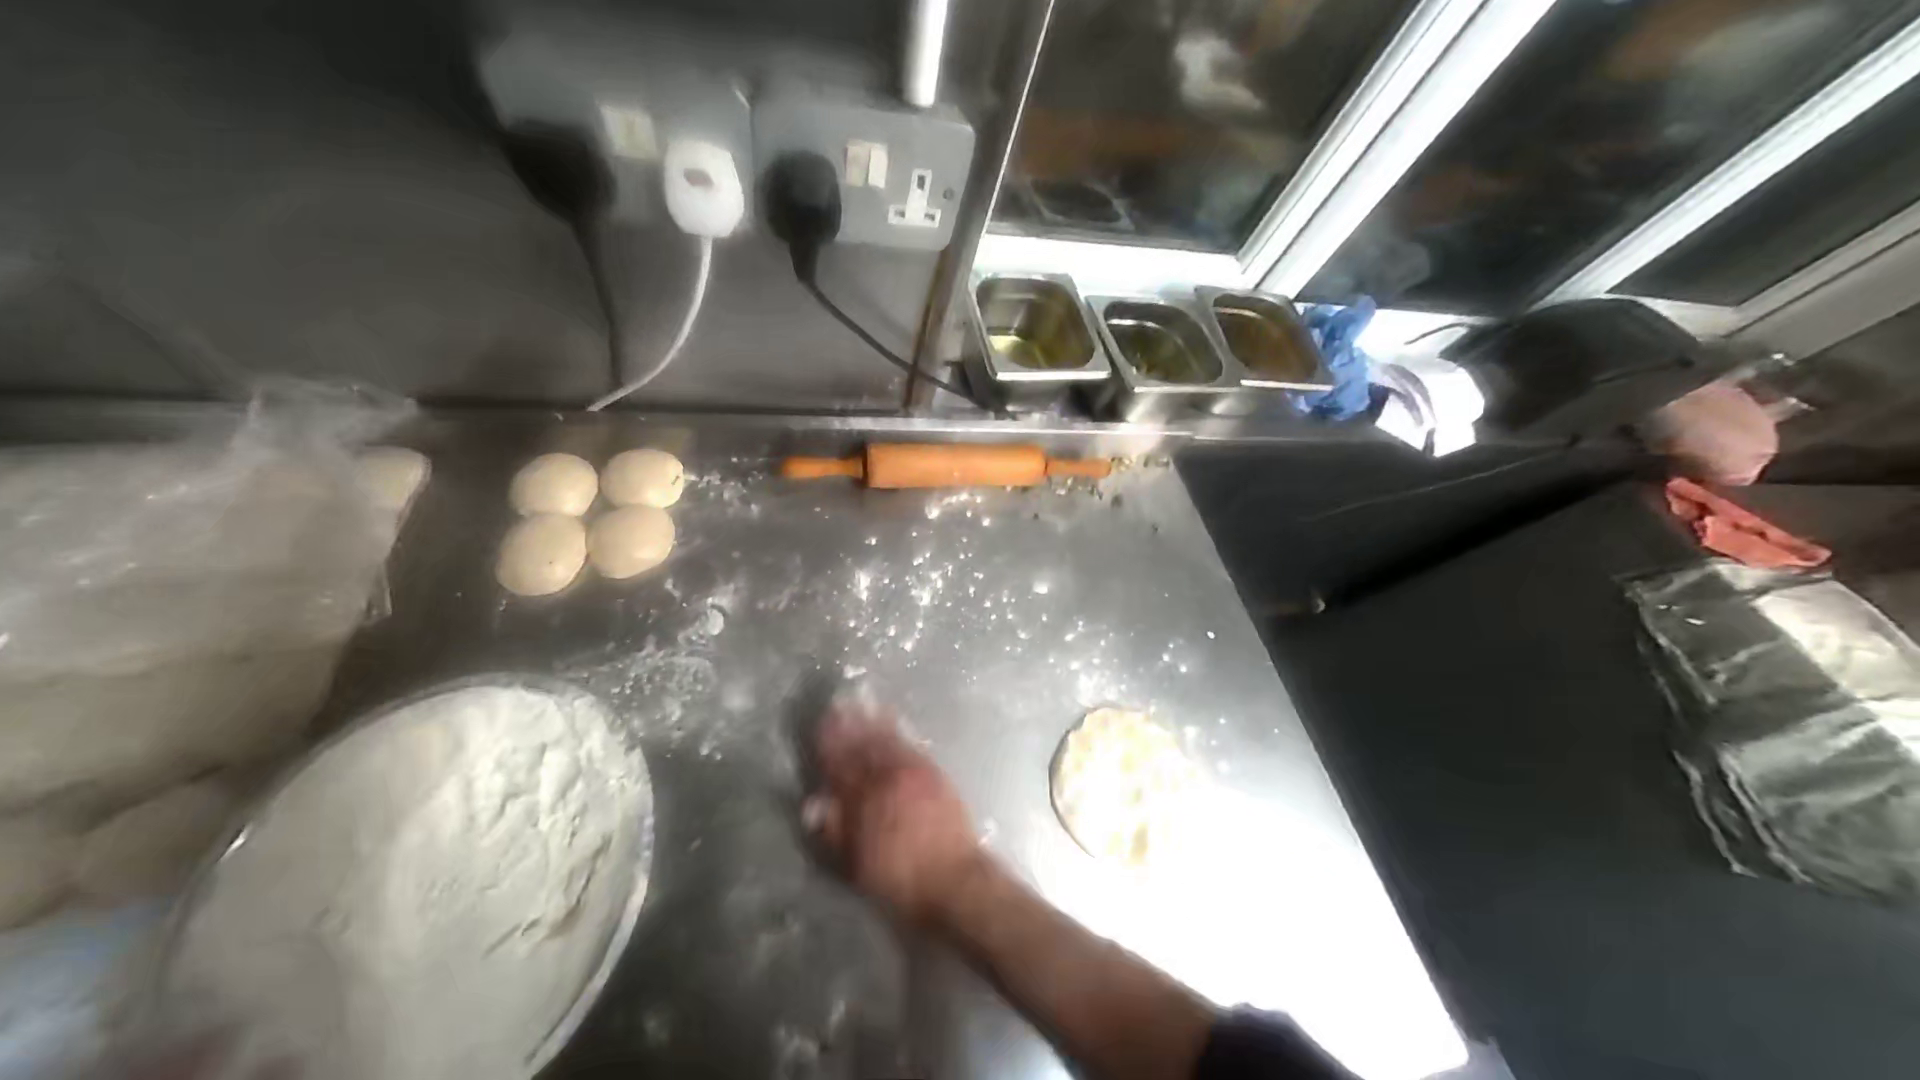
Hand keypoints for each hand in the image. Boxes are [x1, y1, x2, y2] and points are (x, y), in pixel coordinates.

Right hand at [805, 699, 982, 925]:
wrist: (955, 881)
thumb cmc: (900, 881)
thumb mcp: (856, 866)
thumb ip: (834, 832)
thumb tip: (814, 803)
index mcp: (866, 800)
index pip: (842, 764)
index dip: (829, 744)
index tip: (821, 725)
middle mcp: (889, 779)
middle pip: (865, 745)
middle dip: (851, 725)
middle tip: (839, 704)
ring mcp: (915, 773)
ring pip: (889, 740)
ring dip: (874, 721)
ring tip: (863, 703)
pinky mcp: (936, 774)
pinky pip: (913, 745)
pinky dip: (900, 730)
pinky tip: (895, 722)